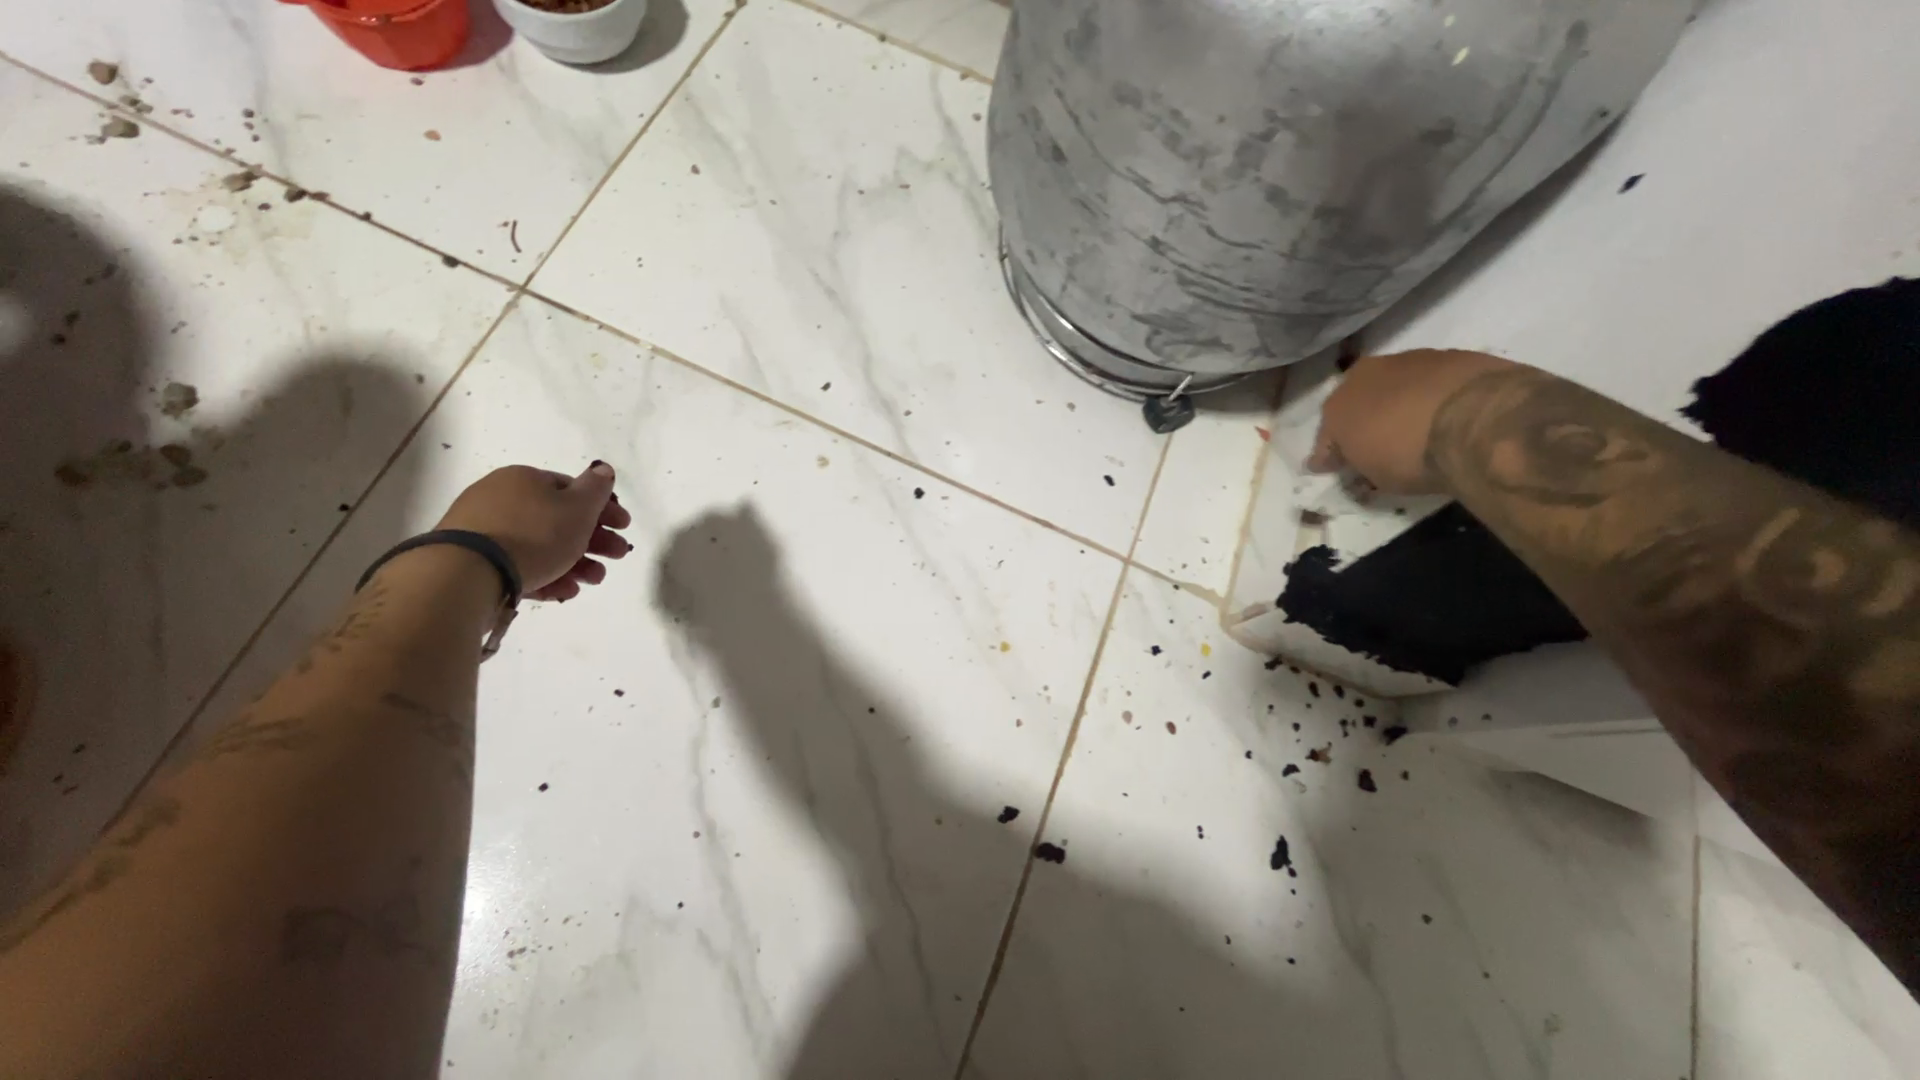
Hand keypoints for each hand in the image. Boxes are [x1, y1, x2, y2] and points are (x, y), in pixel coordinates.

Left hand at [436, 461, 632, 601]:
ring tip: (593, 581)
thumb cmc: (534, 533)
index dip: (603, 508)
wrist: (468, 572)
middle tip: (617, 557)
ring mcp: (484, 530)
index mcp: (525, 479)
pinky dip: (546, 575)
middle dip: (594, 540)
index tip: (623, 528)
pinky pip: (519, 565)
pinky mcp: (475, 561)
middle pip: (558, 519)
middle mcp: (501, 498)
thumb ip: (595, 488)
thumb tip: (603, 469)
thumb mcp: (577, 508)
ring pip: (541, 545)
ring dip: (575, 563)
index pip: (571, 489)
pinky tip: (564, 591)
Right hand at [1306, 349, 1520, 493]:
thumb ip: (1363, 463)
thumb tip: (1359, 461)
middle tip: (1376, 441)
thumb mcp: (1376, 477)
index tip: (1333, 467)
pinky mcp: (1455, 355)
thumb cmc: (1409, 455)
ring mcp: (1412, 359)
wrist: (1475, 421)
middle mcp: (1366, 374)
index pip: (1327, 434)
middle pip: (1359, 399)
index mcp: (1338, 406)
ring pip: (1398, 383)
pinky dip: (1436, 393)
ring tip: (1418, 425)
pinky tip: (1449, 412)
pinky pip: (1436, 379)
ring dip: (1402, 400)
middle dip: (1363, 417)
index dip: (1331, 453)